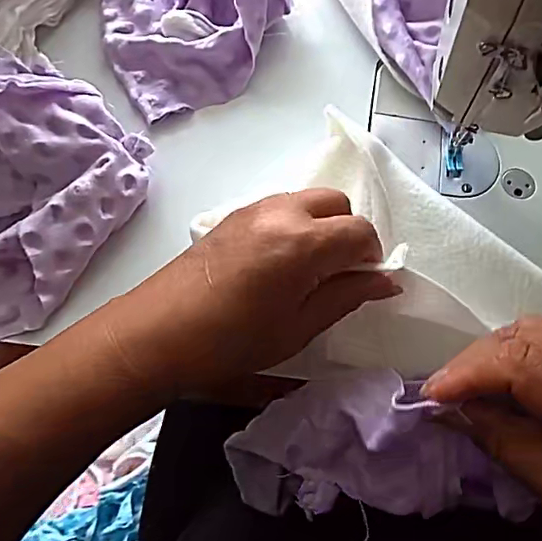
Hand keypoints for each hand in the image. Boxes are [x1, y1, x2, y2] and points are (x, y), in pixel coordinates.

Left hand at [100, 189, 399, 397]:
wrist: (156, 333)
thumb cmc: (232, 341)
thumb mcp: (299, 327)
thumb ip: (347, 296)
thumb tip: (385, 282)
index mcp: (304, 242)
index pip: (360, 231)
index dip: (371, 257)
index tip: (364, 283)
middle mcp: (283, 212)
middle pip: (338, 203)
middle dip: (349, 233)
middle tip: (338, 273)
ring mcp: (255, 208)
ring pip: (310, 199)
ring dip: (323, 225)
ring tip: (308, 269)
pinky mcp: (235, 214)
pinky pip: (283, 206)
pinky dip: (296, 224)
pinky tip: (279, 262)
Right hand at [423, 317, 541, 540]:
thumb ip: (509, 445)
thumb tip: (456, 411)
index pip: (521, 361)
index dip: (468, 372)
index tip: (431, 396)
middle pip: (524, 336)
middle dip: (474, 361)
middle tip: (444, 398)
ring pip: (534, 330)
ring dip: (492, 354)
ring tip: (468, 393)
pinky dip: (515, 355)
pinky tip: (502, 386)